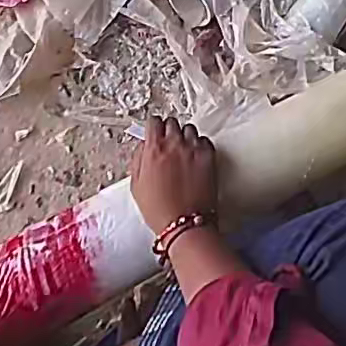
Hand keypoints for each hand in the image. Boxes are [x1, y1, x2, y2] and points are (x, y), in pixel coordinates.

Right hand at [130, 115, 217, 233]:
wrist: (184, 224)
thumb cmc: (160, 210)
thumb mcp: (136, 185)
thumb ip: (138, 159)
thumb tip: (142, 146)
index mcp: (153, 149)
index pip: (153, 121)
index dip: (154, 127)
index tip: (155, 131)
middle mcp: (174, 144)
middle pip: (172, 122)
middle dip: (169, 130)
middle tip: (169, 143)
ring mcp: (193, 149)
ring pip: (189, 129)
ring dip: (185, 136)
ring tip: (184, 150)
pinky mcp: (209, 156)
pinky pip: (205, 140)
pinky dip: (200, 145)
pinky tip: (196, 156)